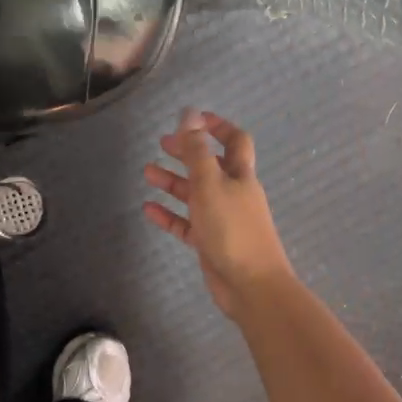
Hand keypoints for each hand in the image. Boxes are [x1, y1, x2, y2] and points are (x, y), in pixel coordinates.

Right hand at [143, 108, 292, 320]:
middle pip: (210, 165)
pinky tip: (148, 209)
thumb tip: (191, 115)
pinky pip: (186, 224)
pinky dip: (168, 214)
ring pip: (195, 194)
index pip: (235, 141)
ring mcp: (221, 219)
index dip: (217, 126)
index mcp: (240, 175)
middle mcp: (232, 193)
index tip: (193, 118)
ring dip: (173, 181)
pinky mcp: (210, 243)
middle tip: (163, 143)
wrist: (252, 286)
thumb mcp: (210, 183)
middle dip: (188, 152)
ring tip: (148, 172)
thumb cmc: (232, 228)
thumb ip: (197, 150)